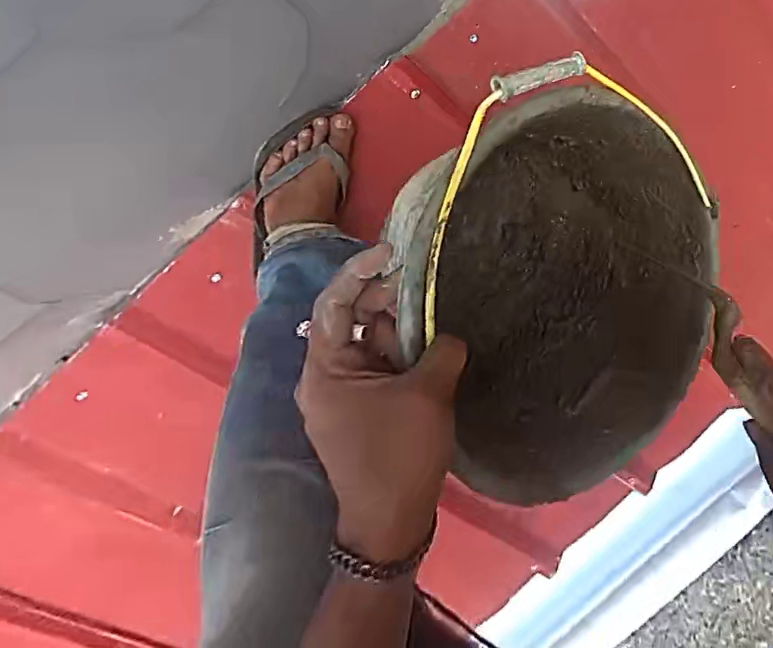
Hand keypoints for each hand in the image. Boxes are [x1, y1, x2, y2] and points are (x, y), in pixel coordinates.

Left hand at [296, 243, 467, 562]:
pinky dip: (404, 348)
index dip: (361, 270)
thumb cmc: (399, 453)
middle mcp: (328, 375)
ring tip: (433, 319)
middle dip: (388, 299)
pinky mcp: (365, 404)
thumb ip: (441, 348)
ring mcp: (345, 391)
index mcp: (326, 369)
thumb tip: (447, 336)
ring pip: (372, 339)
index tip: (394, 252)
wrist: (391, 521)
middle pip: (353, 317)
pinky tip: (431, 344)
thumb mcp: (427, 392)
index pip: (334, 303)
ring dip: (401, 326)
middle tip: (425, 289)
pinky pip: (383, 362)